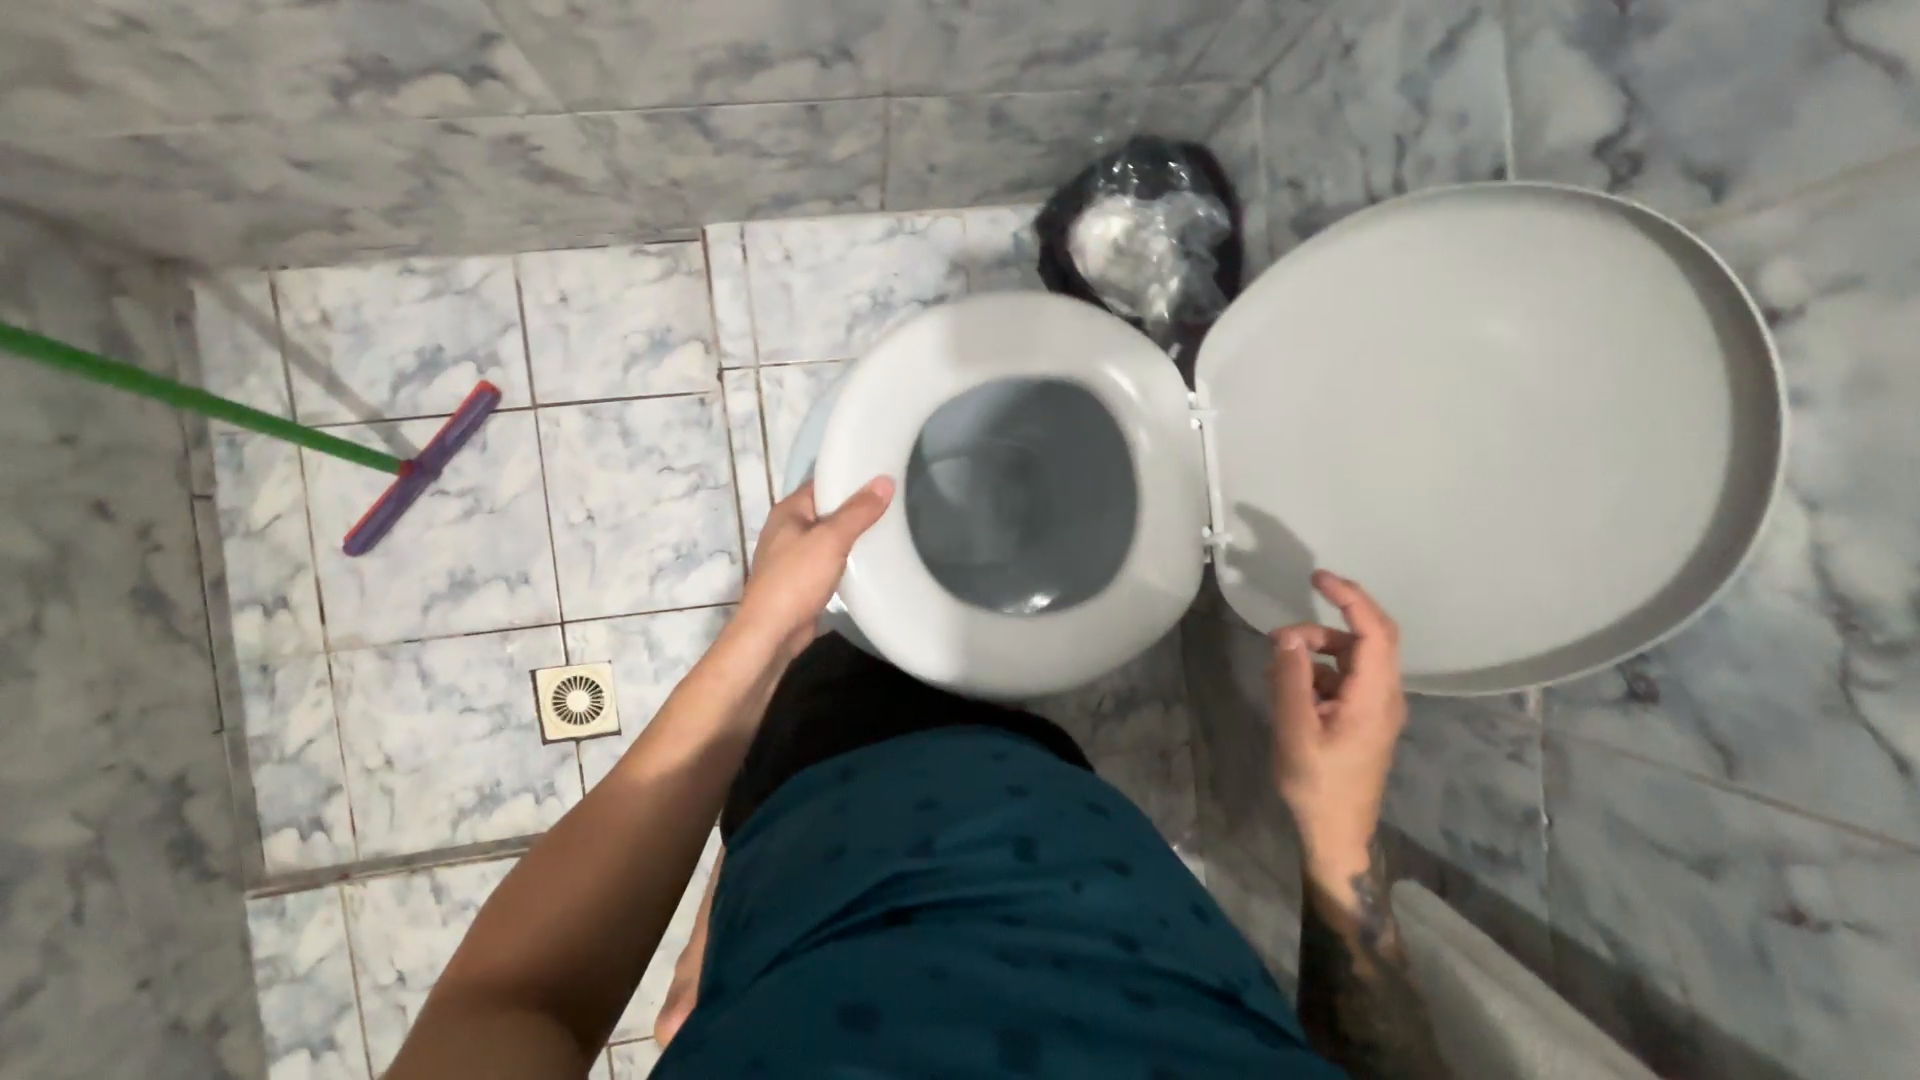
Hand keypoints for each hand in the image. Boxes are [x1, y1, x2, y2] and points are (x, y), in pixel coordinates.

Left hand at [734, 477, 893, 657]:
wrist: (771, 633)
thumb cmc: (796, 579)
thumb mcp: (831, 540)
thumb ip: (858, 511)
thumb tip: (885, 481)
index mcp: (788, 510)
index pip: (823, 482)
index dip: (851, 478)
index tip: (883, 476)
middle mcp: (787, 528)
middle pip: (827, 509)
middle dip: (857, 507)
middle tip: (893, 502)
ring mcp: (792, 555)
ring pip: (829, 536)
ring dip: (852, 535)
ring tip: (888, 528)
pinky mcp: (801, 580)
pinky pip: (828, 560)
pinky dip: (846, 558)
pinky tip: (869, 561)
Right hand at [1268, 571, 1407, 887]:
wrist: (1337, 832)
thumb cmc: (1316, 785)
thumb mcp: (1295, 730)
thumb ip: (1290, 679)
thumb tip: (1288, 636)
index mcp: (1374, 696)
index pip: (1374, 631)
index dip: (1350, 598)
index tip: (1318, 577)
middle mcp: (1384, 695)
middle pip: (1365, 640)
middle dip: (1324, 625)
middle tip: (1279, 634)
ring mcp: (1375, 708)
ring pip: (1350, 659)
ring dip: (1313, 651)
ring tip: (1275, 665)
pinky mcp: (1363, 718)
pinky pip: (1342, 679)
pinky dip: (1314, 672)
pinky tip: (1286, 686)